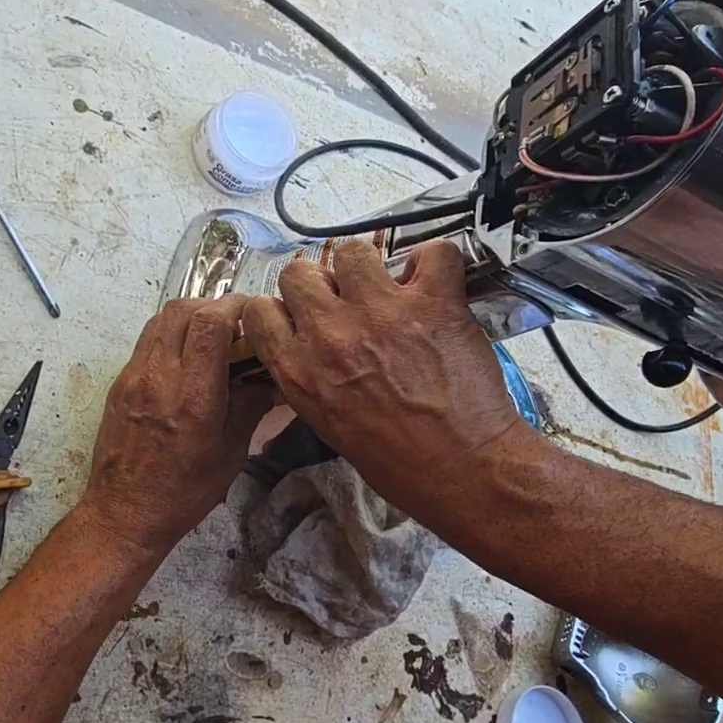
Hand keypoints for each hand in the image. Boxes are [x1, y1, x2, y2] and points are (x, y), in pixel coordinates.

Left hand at [81, 295, 274, 559]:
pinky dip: (170, 335)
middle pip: (183, 309)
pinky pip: (147, 341)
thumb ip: (251, 405)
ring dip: (189, 316)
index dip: (235, 306)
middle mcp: (159, 377)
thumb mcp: (231, 452)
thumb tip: (271, 373)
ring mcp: (133, 376)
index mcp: (193, 396)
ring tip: (211, 337)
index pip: (210, 322)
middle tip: (234, 324)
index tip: (253, 314)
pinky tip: (186, 359)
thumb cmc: (185, 491)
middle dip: (213, 306)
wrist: (125, 512)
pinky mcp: (119, 383)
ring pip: (161, 319)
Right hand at [239, 238, 543, 515]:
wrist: (464, 472)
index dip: (280, 309)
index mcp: (297, 369)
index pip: (258, 310)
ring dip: (368, 267)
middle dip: (319, 284)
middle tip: (344, 302)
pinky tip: (433, 285)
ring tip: (387, 288)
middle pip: (298, 273)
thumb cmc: (394, 461)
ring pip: (352, 251)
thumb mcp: (325, 423)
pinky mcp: (432, 303)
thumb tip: (309, 346)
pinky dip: (433, 263)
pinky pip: (432, 253)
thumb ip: (308, 376)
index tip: (299, 317)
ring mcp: (379, 313)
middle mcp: (329, 334)